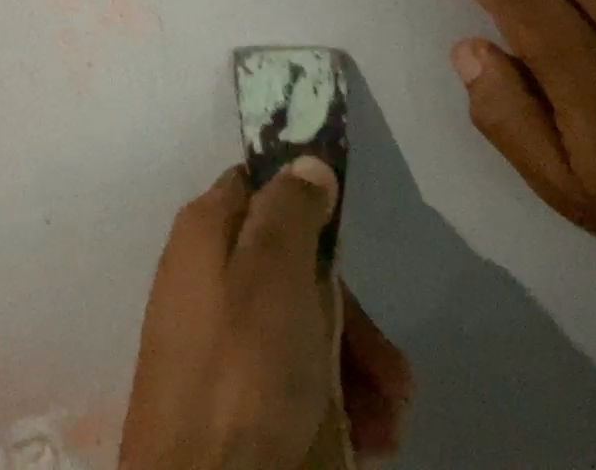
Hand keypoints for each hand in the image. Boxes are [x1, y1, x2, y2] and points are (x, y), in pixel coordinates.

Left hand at [120, 161, 412, 469]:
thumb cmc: (241, 368)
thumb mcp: (272, 273)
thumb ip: (290, 210)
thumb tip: (305, 159)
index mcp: (207, 232)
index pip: (259, 186)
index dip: (308, 201)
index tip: (351, 233)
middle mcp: (208, 274)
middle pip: (297, 269)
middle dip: (352, 317)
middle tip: (388, 370)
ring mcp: (219, 335)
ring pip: (304, 328)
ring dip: (357, 370)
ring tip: (385, 420)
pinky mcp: (232, 389)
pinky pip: (291, 375)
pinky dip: (335, 400)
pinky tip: (365, 436)